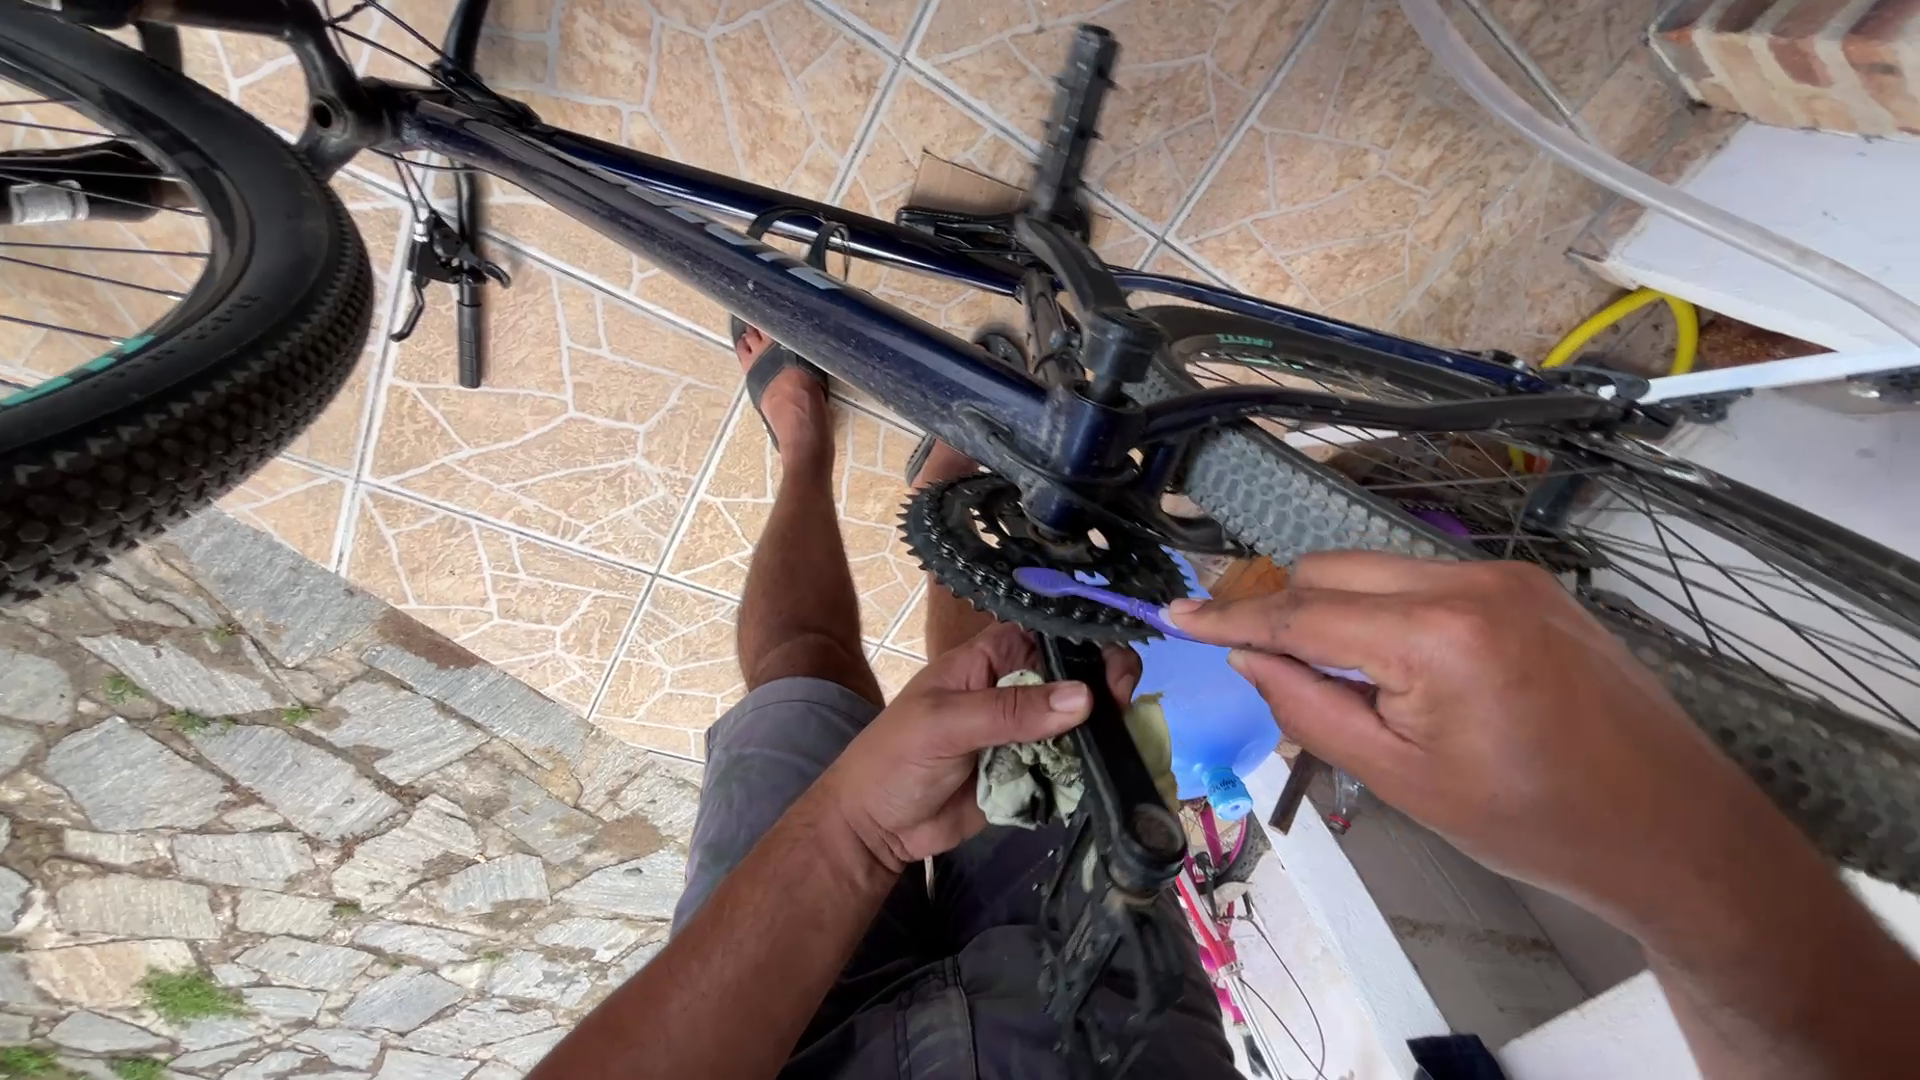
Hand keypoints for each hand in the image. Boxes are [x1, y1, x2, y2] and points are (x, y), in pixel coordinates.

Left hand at [820, 621, 1140, 872]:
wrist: (877, 827)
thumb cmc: (896, 757)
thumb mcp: (946, 724)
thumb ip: (1010, 711)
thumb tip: (1085, 698)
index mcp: (991, 657)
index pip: (1049, 635)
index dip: (1087, 642)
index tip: (1114, 669)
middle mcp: (1016, 687)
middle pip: (1075, 676)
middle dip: (1106, 686)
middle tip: (1123, 709)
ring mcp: (1027, 731)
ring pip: (1080, 721)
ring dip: (1105, 730)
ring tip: (1126, 743)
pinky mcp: (1033, 771)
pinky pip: (1072, 763)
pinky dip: (1092, 768)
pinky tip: (1116, 770)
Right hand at [1167, 551, 1777, 916]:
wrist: (1680, 835)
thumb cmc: (1533, 822)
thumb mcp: (1396, 778)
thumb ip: (1306, 706)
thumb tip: (1249, 658)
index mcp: (1438, 637)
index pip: (1300, 614)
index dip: (1229, 618)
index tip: (1176, 617)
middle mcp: (1470, 583)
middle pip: (1327, 571)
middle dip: (1283, 612)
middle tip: (1263, 665)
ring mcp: (1504, 575)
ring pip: (1369, 568)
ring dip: (1332, 610)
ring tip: (1344, 679)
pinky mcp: (1525, 583)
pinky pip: (1416, 578)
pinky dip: (1380, 610)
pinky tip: (1395, 663)